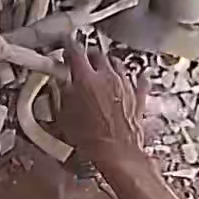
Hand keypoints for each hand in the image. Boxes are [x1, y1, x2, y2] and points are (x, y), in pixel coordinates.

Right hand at [60, 40, 149, 170]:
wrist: (118, 154)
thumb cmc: (92, 140)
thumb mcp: (64, 116)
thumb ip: (62, 94)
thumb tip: (60, 85)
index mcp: (86, 79)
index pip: (75, 51)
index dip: (68, 46)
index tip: (66, 44)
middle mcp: (107, 78)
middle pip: (97, 54)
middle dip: (88, 56)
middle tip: (80, 61)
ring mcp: (125, 85)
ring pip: (117, 64)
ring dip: (107, 65)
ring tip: (100, 71)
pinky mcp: (138, 97)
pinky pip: (138, 80)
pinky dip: (131, 78)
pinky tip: (128, 80)